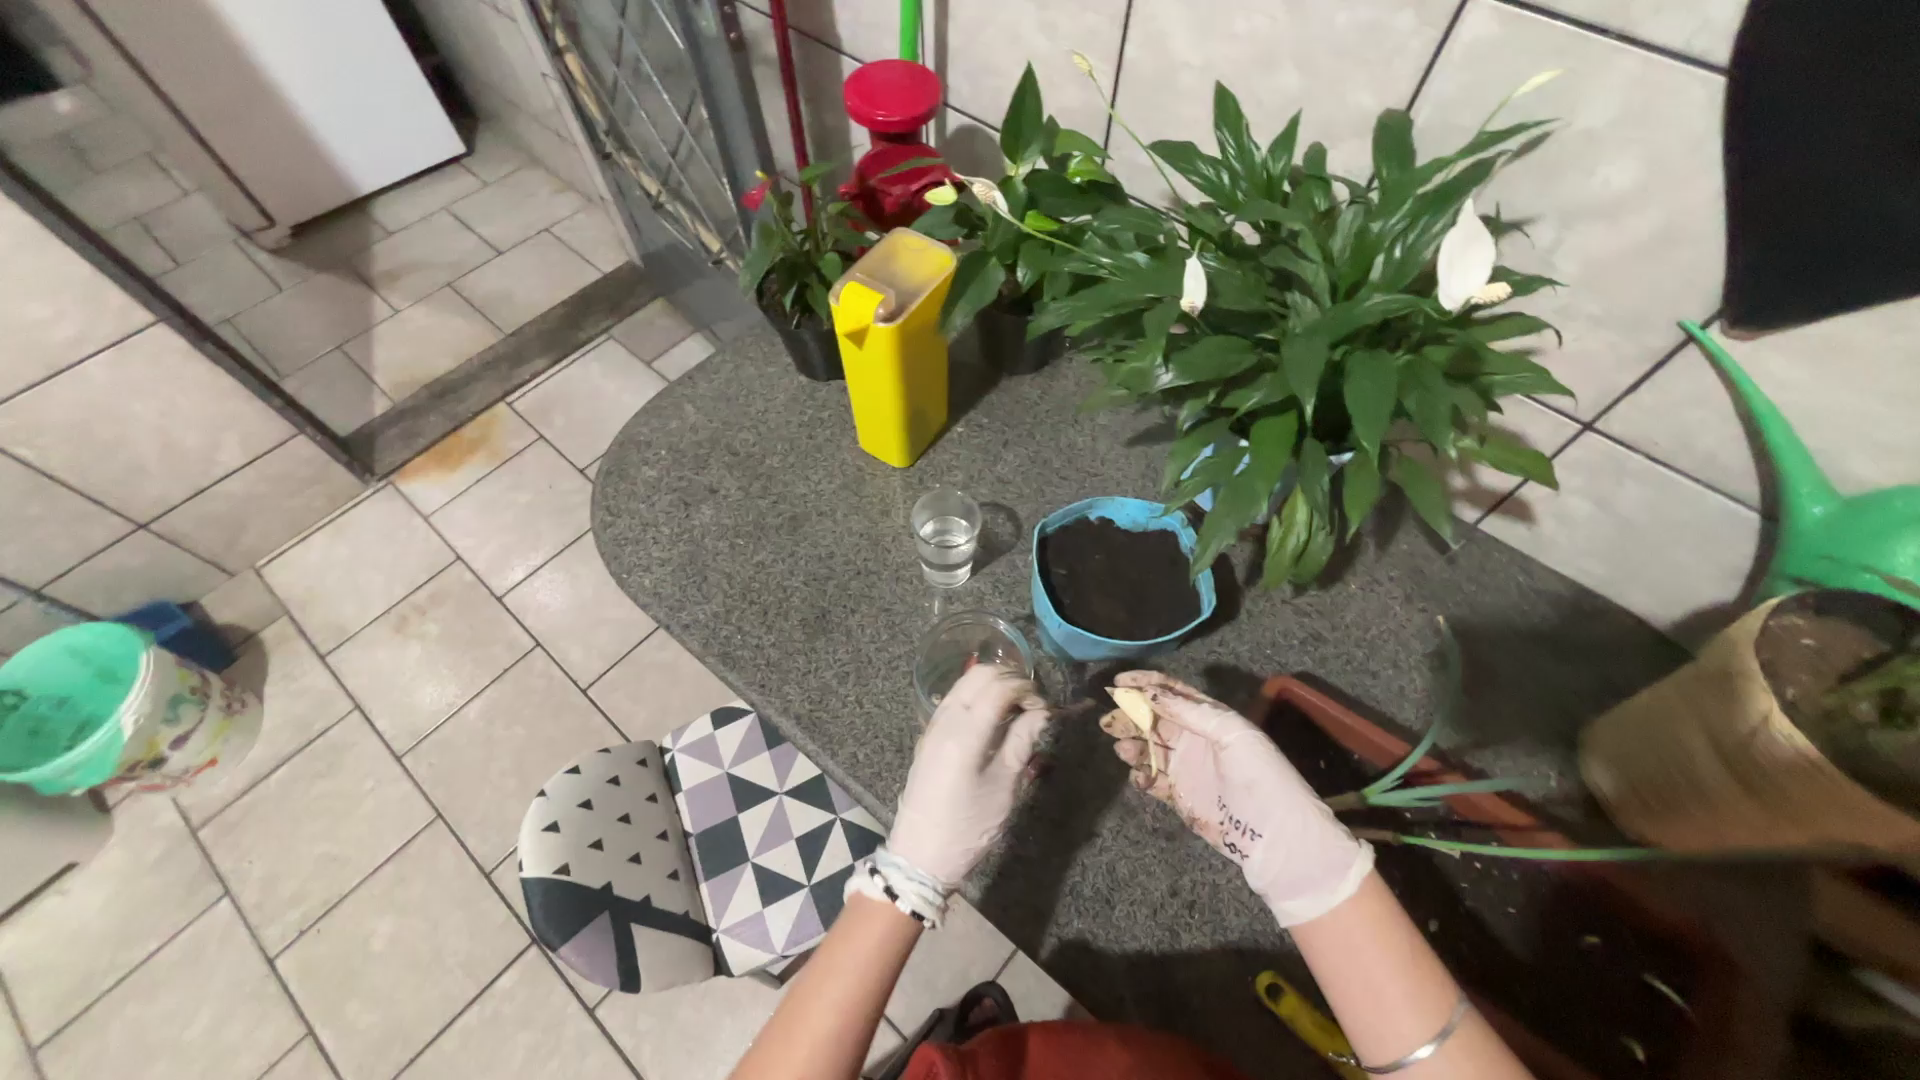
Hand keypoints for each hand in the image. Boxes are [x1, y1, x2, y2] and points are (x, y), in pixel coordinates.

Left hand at [887, 664, 1049, 889]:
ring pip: (964, 684)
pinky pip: (954, 700)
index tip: (1044, 708)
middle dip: (1010, 680)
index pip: (999, 687)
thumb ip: (1021, 743)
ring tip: (1016, 710)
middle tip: (1031, 704)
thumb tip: (1041, 713)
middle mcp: (945, 721)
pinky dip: (976, 697)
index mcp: (965, 733)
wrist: (919, 856)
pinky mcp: (928, 737)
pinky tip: (993, 719)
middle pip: (979, 675)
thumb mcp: (1003, 789)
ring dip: (992, 686)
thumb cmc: (967, 828)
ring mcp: (932, 727)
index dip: (1026, 689)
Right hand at [1100, 671, 1372, 925]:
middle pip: (1155, 719)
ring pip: (1149, 749)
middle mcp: (1197, 739)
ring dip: (1132, 744)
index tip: (1117, 684)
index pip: (1172, 692)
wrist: (1277, 839)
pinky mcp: (1181, 797)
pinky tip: (1137, 777)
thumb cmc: (1260, 779)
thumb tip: (1151, 693)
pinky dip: (1140, 776)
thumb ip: (1191, 712)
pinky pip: (1153, 781)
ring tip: (1120, 747)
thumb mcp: (1232, 735)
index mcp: (1211, 718)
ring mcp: (1188, 768)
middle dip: (1130, 715)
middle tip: (1108, 720)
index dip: (1144, 685)